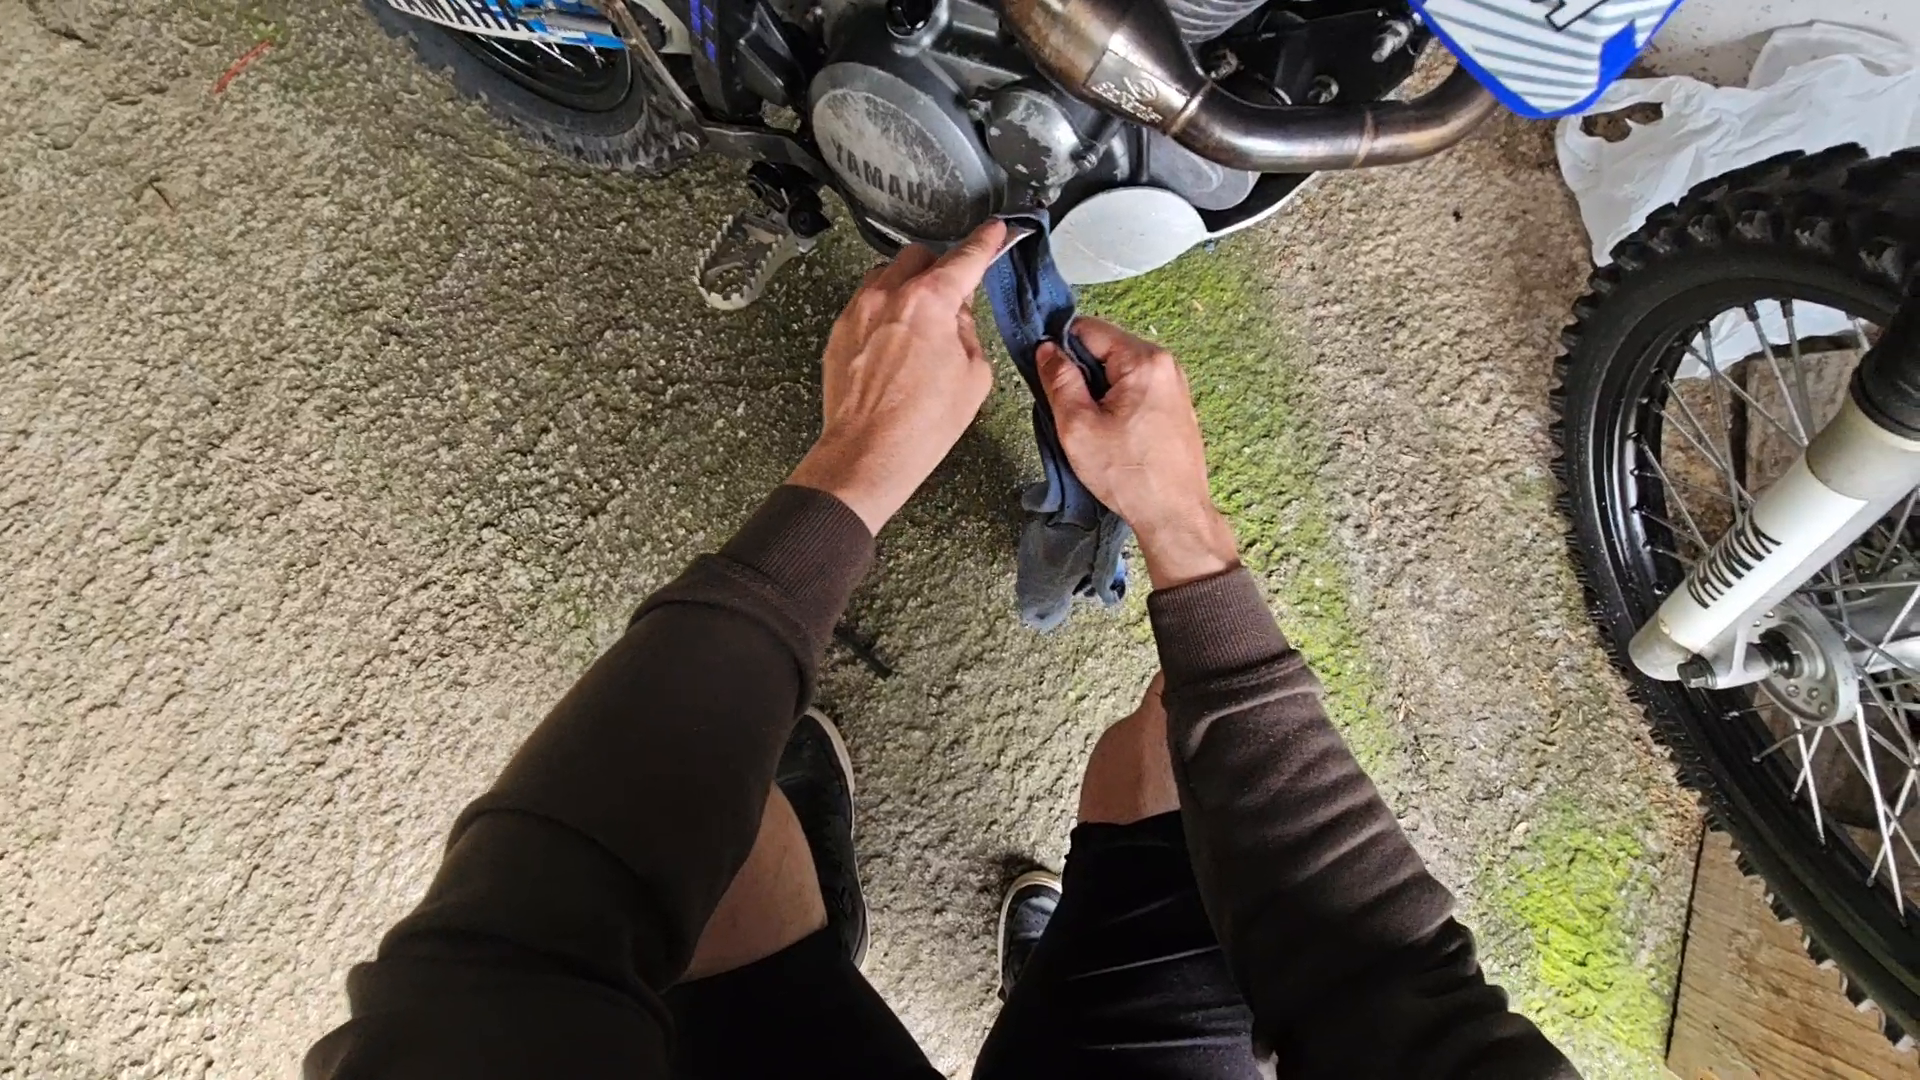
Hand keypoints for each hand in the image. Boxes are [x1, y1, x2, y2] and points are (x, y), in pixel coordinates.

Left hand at [788, 221, 1007, 532]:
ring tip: (919, 327)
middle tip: (952, 302)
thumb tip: (958, 315)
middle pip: (920, 257)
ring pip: (886, 275)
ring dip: (907, 287)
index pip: (965, 258)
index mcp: (930, 301)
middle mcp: (889, 296)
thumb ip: (969, 331)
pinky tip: (894, 345)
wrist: (869, 453)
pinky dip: (884, 311)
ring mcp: (858, 311)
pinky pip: (865, 303)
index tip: (993, 232)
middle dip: (939, 271)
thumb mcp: (974, 377)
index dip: (985, 242)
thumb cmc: (921, 425)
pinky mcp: (839, 332)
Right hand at [1037, 318, 1238, 588]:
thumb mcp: (1078, 426)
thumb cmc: (1125, 473)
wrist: (1174, 514)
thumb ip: (1059, 380)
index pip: (1089, 329)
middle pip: (1107, 348)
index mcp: (1143, 360)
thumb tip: (1046, 348)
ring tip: (1089, 426)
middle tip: (1067, 409)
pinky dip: (1118, 402)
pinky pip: (1138, 390)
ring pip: (1121, 371)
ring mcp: (1176, 386)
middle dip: (1081, 372)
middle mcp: (1166, 364)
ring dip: (1098, 390)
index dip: (1060, 347)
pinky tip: (1111, 434)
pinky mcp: (1177, 408)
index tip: (1046, 375)